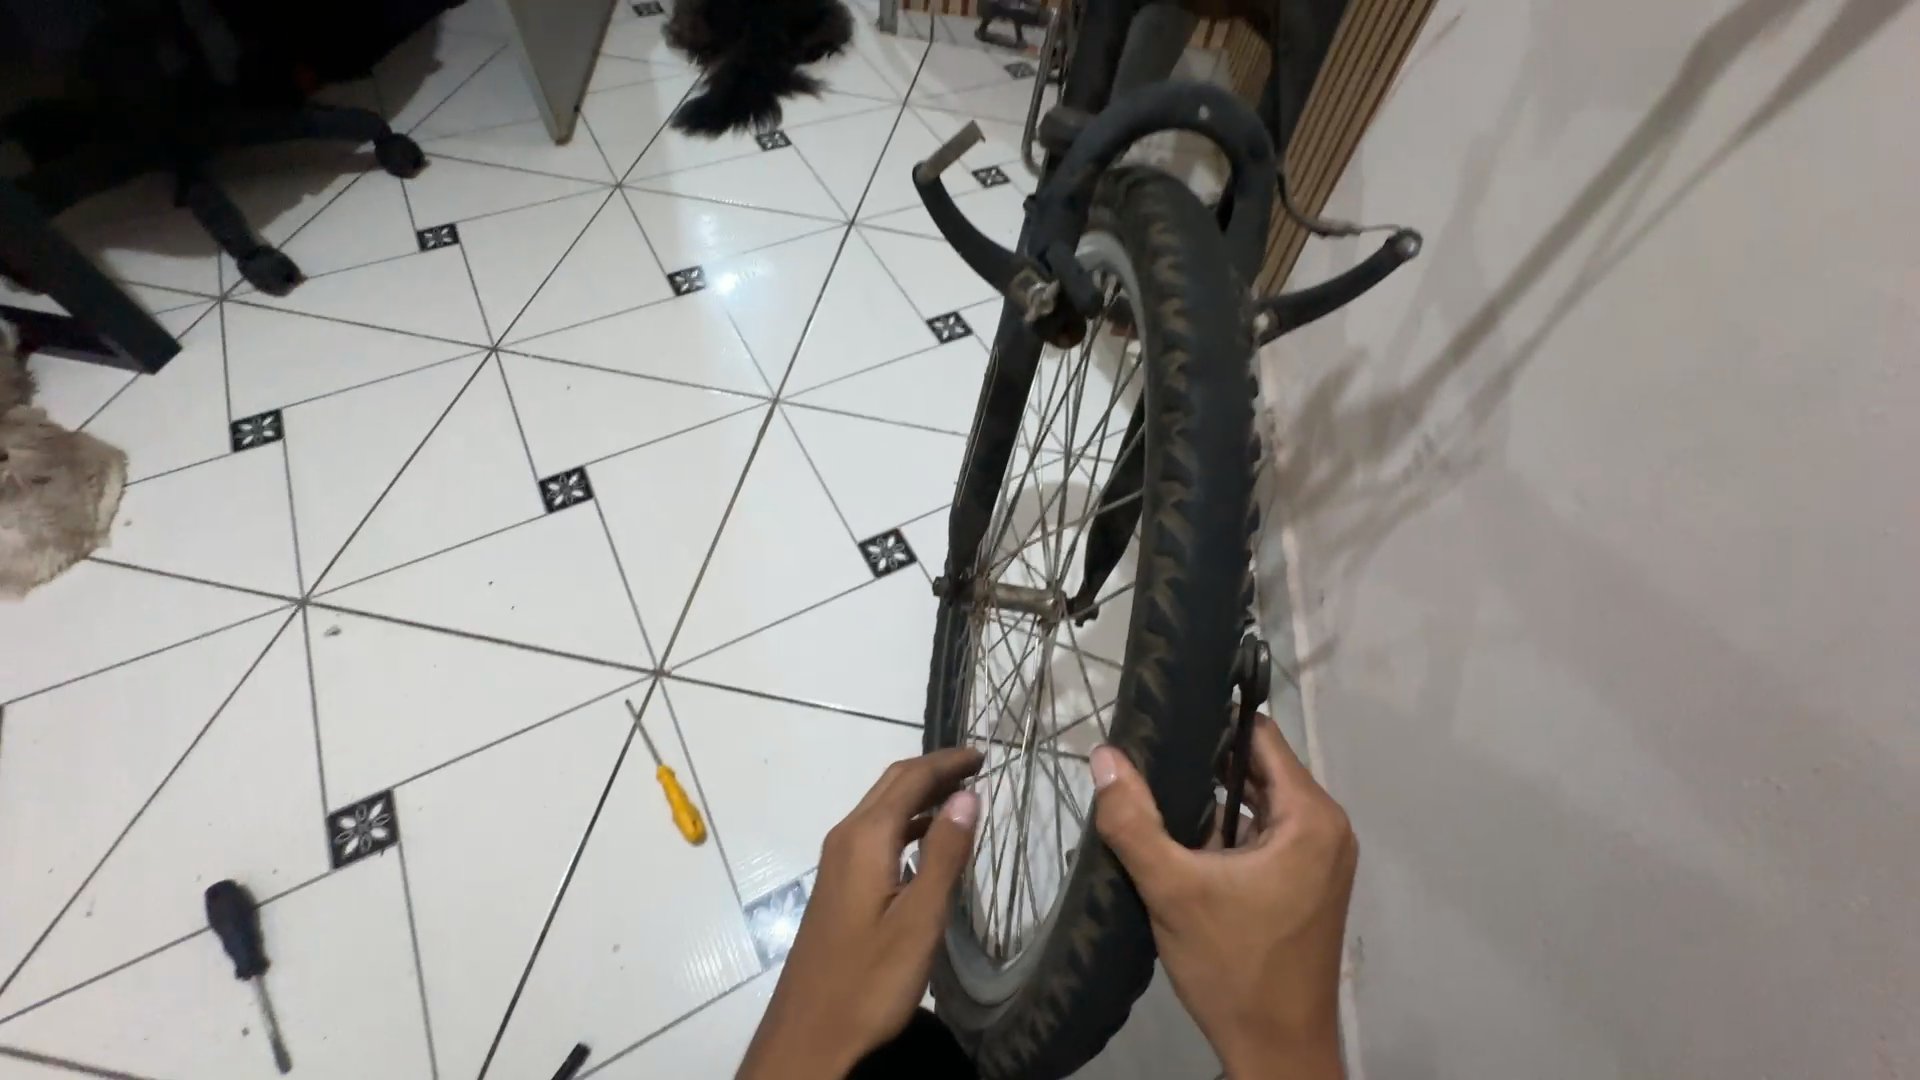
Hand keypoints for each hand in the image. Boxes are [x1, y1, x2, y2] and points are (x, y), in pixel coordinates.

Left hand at [737, 748, 982, 1079]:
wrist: (807, 1036)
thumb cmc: (869, 981)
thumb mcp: (919, 920)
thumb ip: (944, 854)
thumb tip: (967, 794)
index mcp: (866, 837)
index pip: (911, 778)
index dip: (948, 762)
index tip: (983, 755)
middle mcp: (847, 836)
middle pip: (893, 783)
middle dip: (934, 769)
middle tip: (977, 767)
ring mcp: (838, 858)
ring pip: (883, 805)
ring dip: (920, 793)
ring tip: (962, 796)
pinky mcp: (839, 880)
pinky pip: (876, 830)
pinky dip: (907, 820)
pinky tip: (928, 839)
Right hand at [1091, 714, 1356, 1079]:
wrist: (1277, 1055)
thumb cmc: (1234, 967)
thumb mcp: (1173, 890)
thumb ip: (1133, 821)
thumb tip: (1103, 756)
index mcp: (1310, 817)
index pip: (1259, 736)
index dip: (1211, 719)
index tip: (1162, 714)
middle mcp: (1323, 827)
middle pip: (1256, 766)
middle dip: (1202, 757)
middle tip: (1145, 748)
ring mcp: (1316, 857)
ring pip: (1256, 799)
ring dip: (1209, 793)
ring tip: (1152, 781)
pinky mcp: (1303, 881)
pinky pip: (1261, 830)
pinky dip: (1223, 825)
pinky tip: (1177, 829)